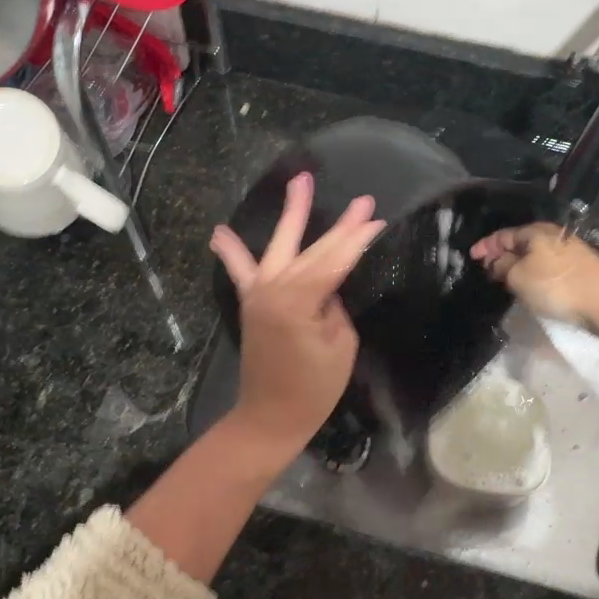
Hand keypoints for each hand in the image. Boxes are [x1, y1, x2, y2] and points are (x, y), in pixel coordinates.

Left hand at [211, 172, 386, 455]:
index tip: (379, 220)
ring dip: (290, 214)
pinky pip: (241, 272)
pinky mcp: (250, 303)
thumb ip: (333, 307)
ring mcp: (258, 293)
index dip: (358, 240)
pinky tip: (219, 233)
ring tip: (299, 181)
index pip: (335, 261)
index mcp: (297, 300)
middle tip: (363, 201)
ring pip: (279, 246)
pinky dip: (232, 252)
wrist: (270, 417)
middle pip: (313, 250)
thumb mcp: (340, 346)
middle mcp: (273, 288)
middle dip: (340, 226)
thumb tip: (327, 289)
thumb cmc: (313, 389)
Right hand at [470, 223, 598, 325]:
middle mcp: (552, 235)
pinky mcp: (578, 267)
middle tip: (487, 268)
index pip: (503, 234)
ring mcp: (568, 251)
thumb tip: (495, 261)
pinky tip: (529, 283)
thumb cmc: (556, 285)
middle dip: (502, 254)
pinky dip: (532, 271)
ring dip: (518, 264)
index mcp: (535, 231)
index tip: (471, 256)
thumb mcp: (519, 276)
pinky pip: (546, 265)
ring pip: (534, 254)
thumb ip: (502, 266)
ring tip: (505, 278)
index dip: (485, 245)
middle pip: (520, 242)